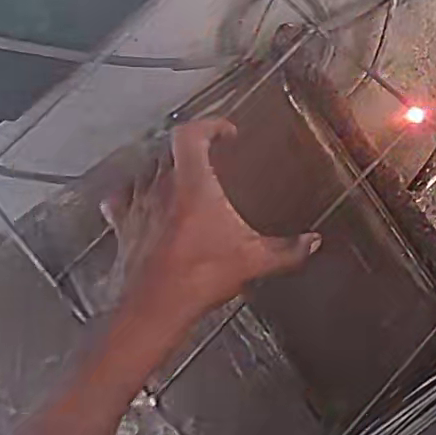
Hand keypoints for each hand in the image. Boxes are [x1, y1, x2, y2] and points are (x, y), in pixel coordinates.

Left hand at [101, 119, 319, 337]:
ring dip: (164, 165)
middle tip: (213, 154)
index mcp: (192, 184)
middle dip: (192, 146)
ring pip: (145, 169)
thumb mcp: (254, 260)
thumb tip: (314, 242)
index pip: (191, 134)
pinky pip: (121, 197)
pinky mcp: (122, 227)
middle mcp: (160, 187)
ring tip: (184, 174)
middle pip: (169, 148)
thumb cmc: (201, 275)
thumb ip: (288, 249)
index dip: (210, 125)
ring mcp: (137, 206)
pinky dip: (132, 191)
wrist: (153, 309)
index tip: (228, 133)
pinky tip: (143, 198)